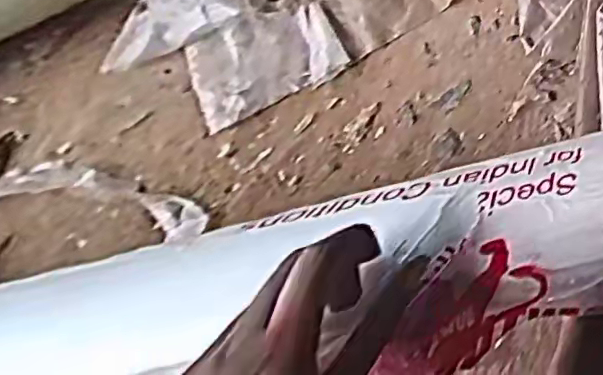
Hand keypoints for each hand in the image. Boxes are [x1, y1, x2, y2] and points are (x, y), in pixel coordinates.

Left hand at [186, 225, 424, 374]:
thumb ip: (378, 325)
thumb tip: (411, 274)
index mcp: (281, 338)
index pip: (321, 256)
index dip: (354, 241)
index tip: (375, 252)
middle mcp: (238, 339)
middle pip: (293, 264)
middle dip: (333, 261)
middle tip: (357, 285)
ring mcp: (207, 359)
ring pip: (264, 296)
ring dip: (302, 295)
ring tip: (324, 326)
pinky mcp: (191, 374)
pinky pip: (238, 327)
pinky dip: (272, 323)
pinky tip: (285, 358)